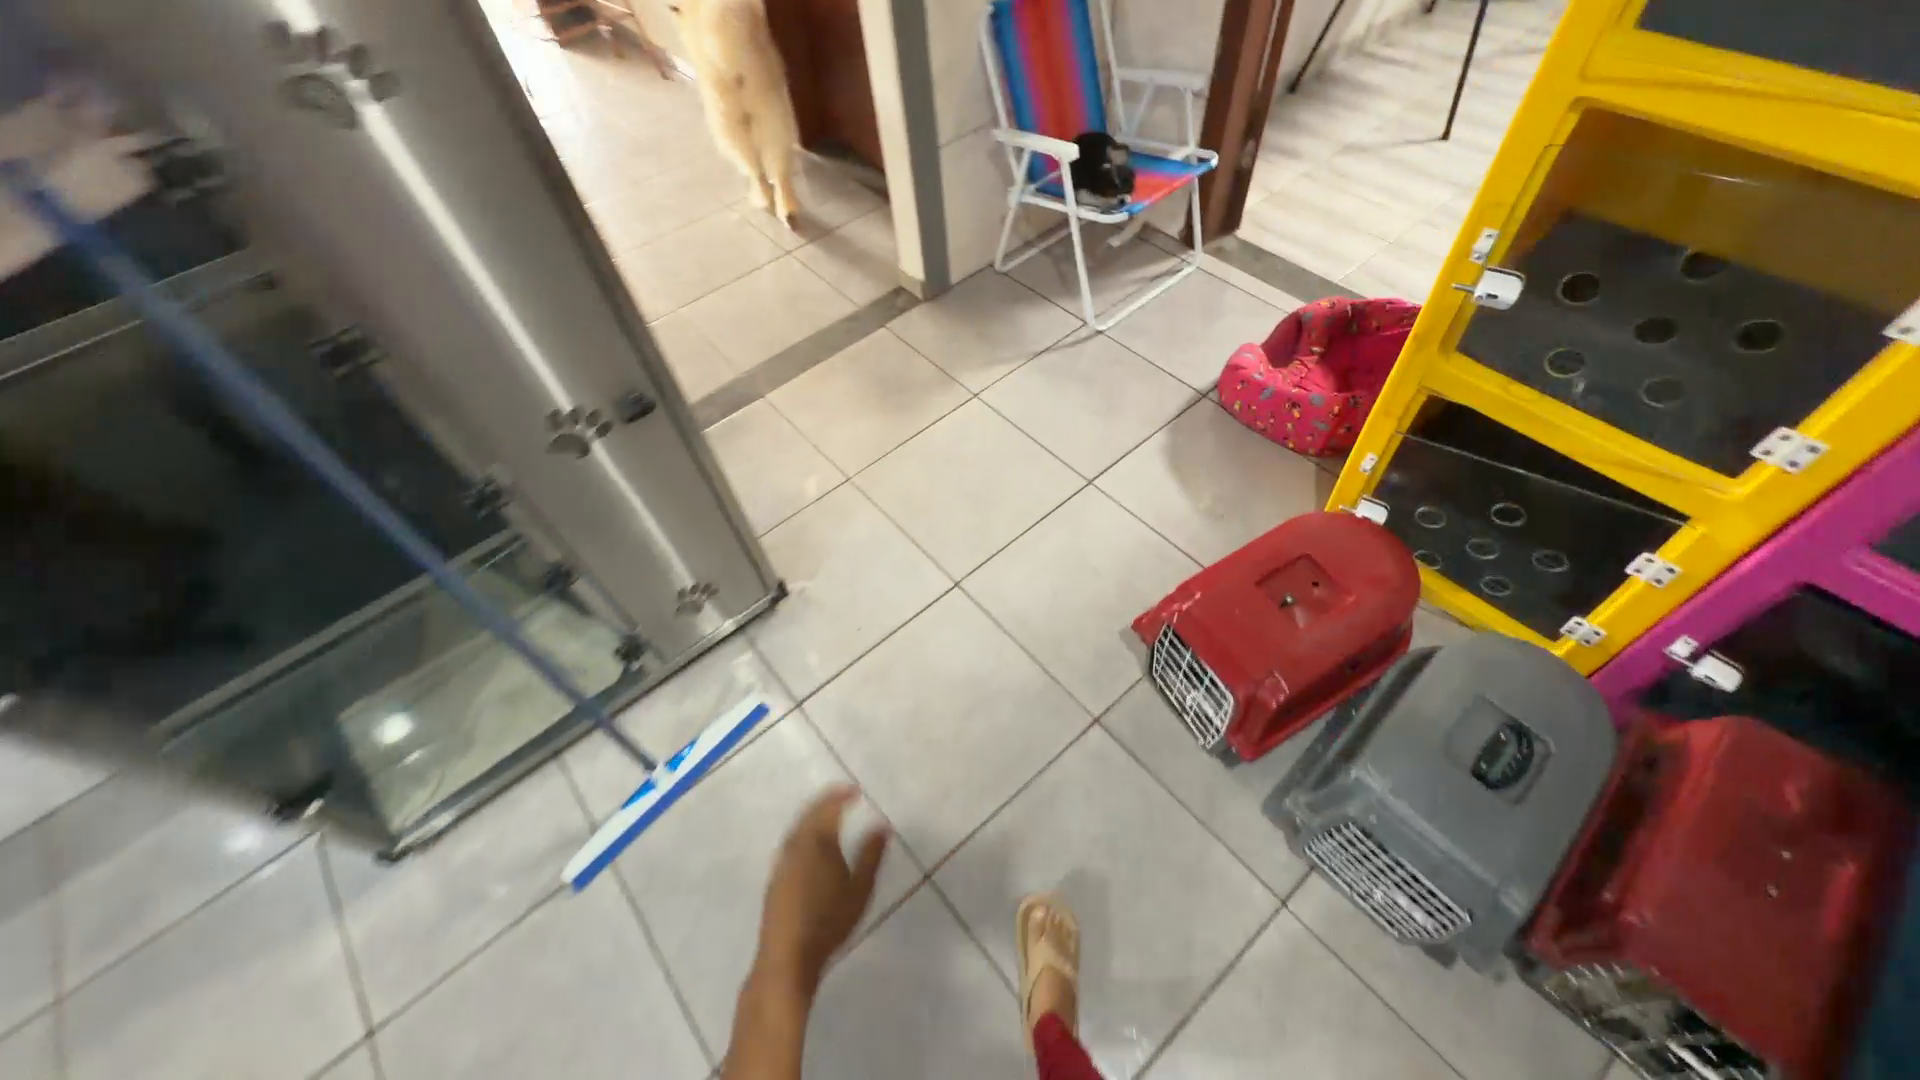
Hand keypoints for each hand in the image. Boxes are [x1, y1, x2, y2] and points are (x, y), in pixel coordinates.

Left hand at [753, 785, 888, 991]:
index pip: (830, 808)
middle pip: (810, 813)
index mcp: (819, 842)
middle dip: (826, 801)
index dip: (842, 796)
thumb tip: (882, 826)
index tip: (856, 790)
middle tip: (842, 796)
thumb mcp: (860, 889)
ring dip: (813, 815)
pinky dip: (803, 831)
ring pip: (798, 827)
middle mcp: (796, 844)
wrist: (787, 954)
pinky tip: (810, 844)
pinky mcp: (775, 876)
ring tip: (828, 815)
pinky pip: (791, 841)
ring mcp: (782, 861)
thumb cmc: (829, 922)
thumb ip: (871, 855)